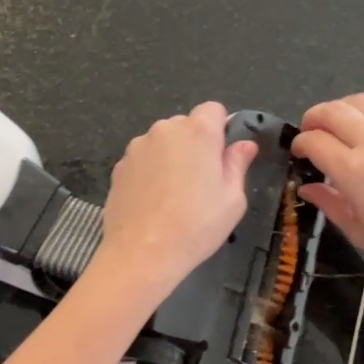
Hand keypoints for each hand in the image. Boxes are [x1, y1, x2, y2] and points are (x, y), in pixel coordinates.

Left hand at [98, 101, 257, 291]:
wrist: (142, 253)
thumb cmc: (196, 226)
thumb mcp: (232, 199)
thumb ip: (237, 165)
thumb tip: (244, 145)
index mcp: (198, 132)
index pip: (213, 110)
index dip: (220, 130)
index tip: (220, 157)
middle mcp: (164, 130)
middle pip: (185, 125)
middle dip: (194, 144)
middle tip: (200, 182)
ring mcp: (137, 147)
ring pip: (161, 143)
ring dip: (169, 157)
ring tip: (172, 195)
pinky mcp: (118, 167)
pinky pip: (142, 160)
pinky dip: (149, 172)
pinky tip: (151, 202)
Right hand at [291, 93, 363, 301]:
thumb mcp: (360, 232)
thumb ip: (330, 203)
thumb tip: (309, 187)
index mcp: (355, 173)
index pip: (316, 141)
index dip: (300, 143)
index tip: (299, 151)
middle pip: (335, 111)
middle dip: (315, 117)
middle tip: (311, 130)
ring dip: (343, 108)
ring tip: (339, 124)